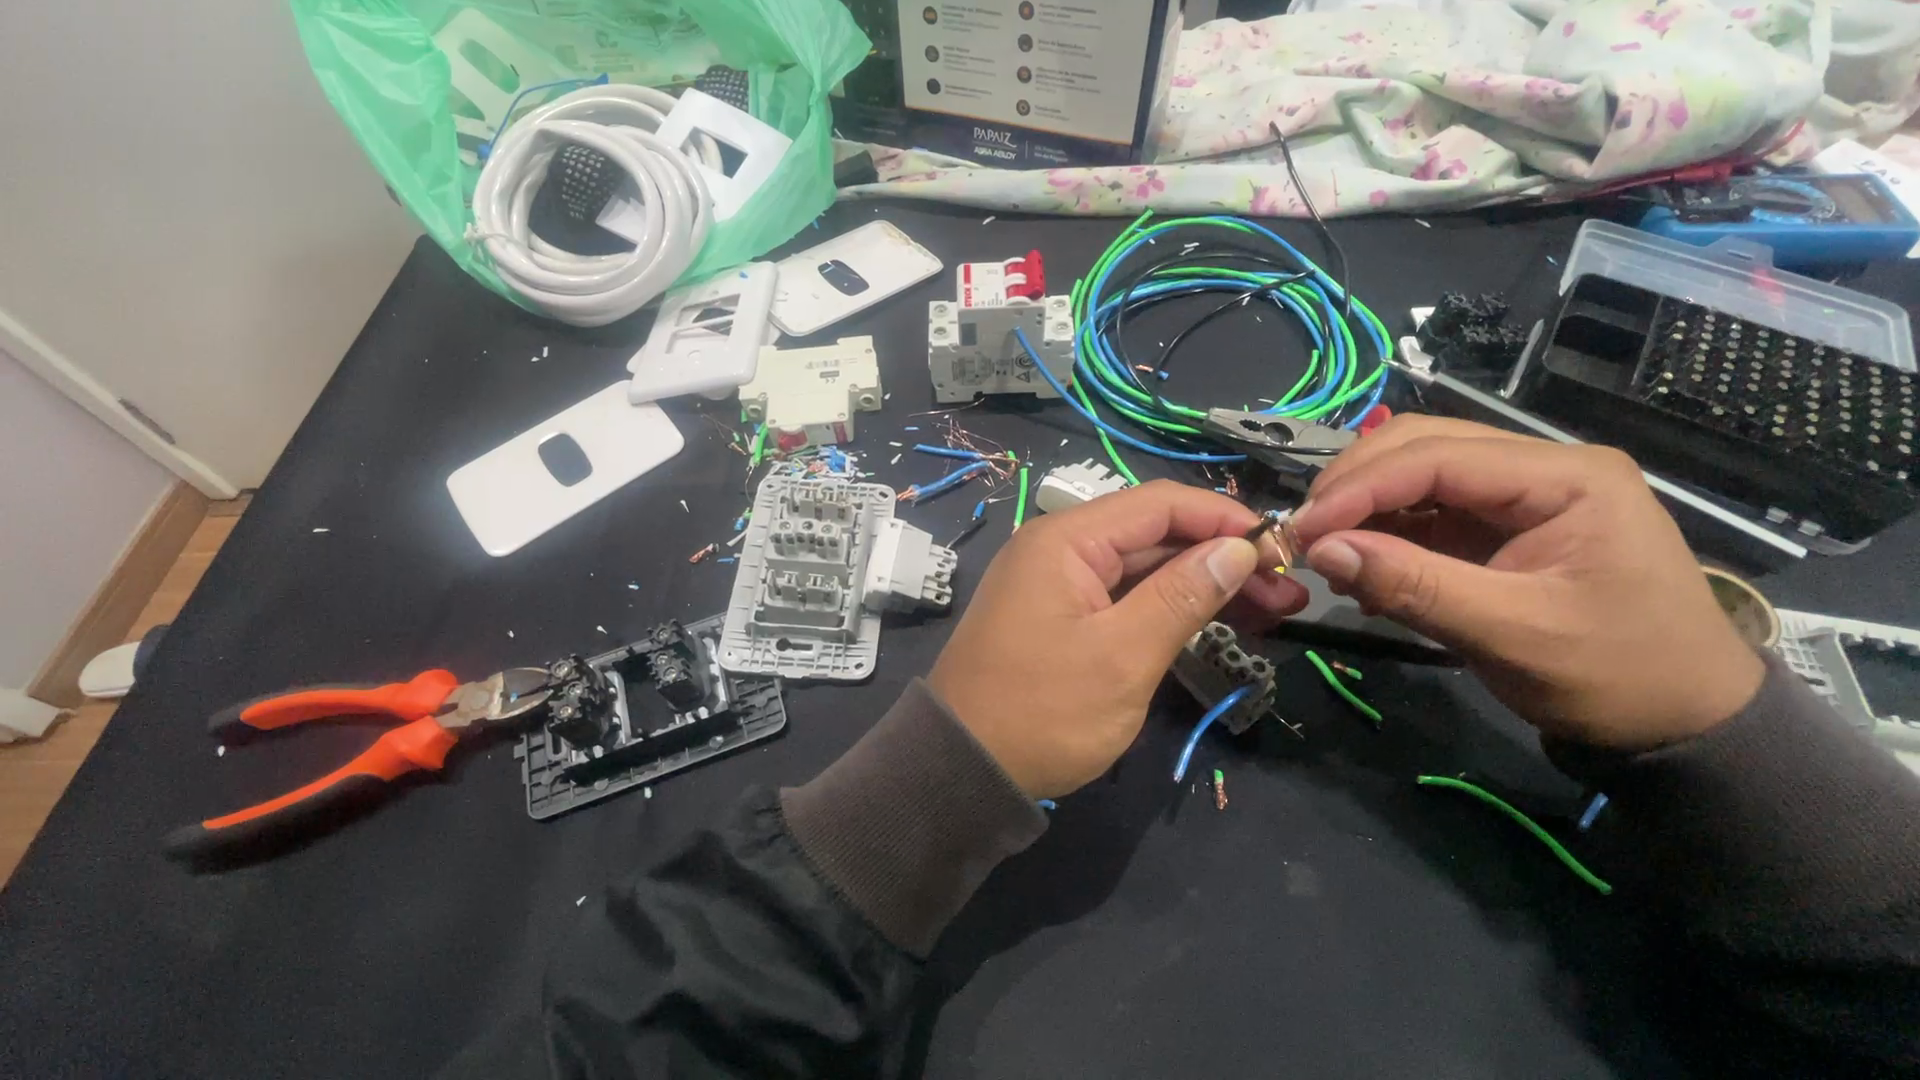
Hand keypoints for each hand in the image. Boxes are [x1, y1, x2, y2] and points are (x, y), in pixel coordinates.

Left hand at [928, 480, 1306, 797]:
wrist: (962, 769)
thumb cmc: (1042, 712)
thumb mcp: (1122, 657)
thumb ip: (1182, 596)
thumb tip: (1238, 547)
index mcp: (1067, 540)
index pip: (1161, 504)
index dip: (1226, 520)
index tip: (1284, 549)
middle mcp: (1060, 548)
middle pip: (1156, 535)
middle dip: (1224, 557)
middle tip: (1290, 593)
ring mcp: (1059, 584)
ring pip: (1144, 569)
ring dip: (1204, 584)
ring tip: (1273, 611)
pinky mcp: (1062, 618)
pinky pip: (1124, 598)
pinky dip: (1170, 608)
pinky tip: (1218, 622)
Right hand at [1290, 415, 1764, 750]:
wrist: (1680, 723)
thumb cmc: (1614, 675)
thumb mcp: (1511, 633)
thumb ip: (1412, 585)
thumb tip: (1320, 551)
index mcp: (1567, 477)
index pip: (1438, 456)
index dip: (1360, 488)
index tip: (1302, 530)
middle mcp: (1543, 468)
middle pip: (1423, 445)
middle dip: (1355, 485)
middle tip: (1304, 534)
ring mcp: (1520, 495)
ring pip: (1417, 472)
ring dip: (1364, 506)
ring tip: (1325, 551)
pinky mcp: (1500, 525)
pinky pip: (1426, 511)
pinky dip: (1384, 533)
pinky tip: (1361, 566)